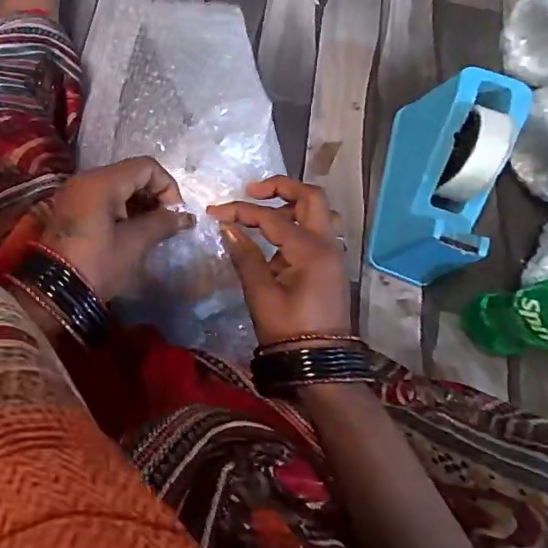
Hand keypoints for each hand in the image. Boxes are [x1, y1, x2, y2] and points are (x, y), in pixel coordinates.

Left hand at [41, 157, 194, 299]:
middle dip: (153, 195)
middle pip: (130, 174)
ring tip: (152, 228)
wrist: (55, 291)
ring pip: (117, 186)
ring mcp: (75, 193)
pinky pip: (102, 198)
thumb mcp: (134, 243)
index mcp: (101, 181)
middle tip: (166, 222)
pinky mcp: (71, 208)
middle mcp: (86, 179)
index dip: (167, 187)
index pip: (146, 167)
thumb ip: (162, 223)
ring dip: (138, 203)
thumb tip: (185, 217)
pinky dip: (121, 209)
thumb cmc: (98, 264)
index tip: (175, 214)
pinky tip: (132, 230)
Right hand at [209, 176, 353, 343]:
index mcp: (311, 250)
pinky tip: (274, 237)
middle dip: (281, 187)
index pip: (272, 218)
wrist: (318, 360)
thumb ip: (245, 256)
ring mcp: (332, 253)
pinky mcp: (329, 264)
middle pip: (311, 197)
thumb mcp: (261, 293)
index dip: (241, 211)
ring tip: (263, 212)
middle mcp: (327, 244)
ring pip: (318, 212)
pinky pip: (317, 230)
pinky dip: (297, 222)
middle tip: (252, 191)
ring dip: (292, 203)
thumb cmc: (287, 328)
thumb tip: (228, 227)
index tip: (215, 211)